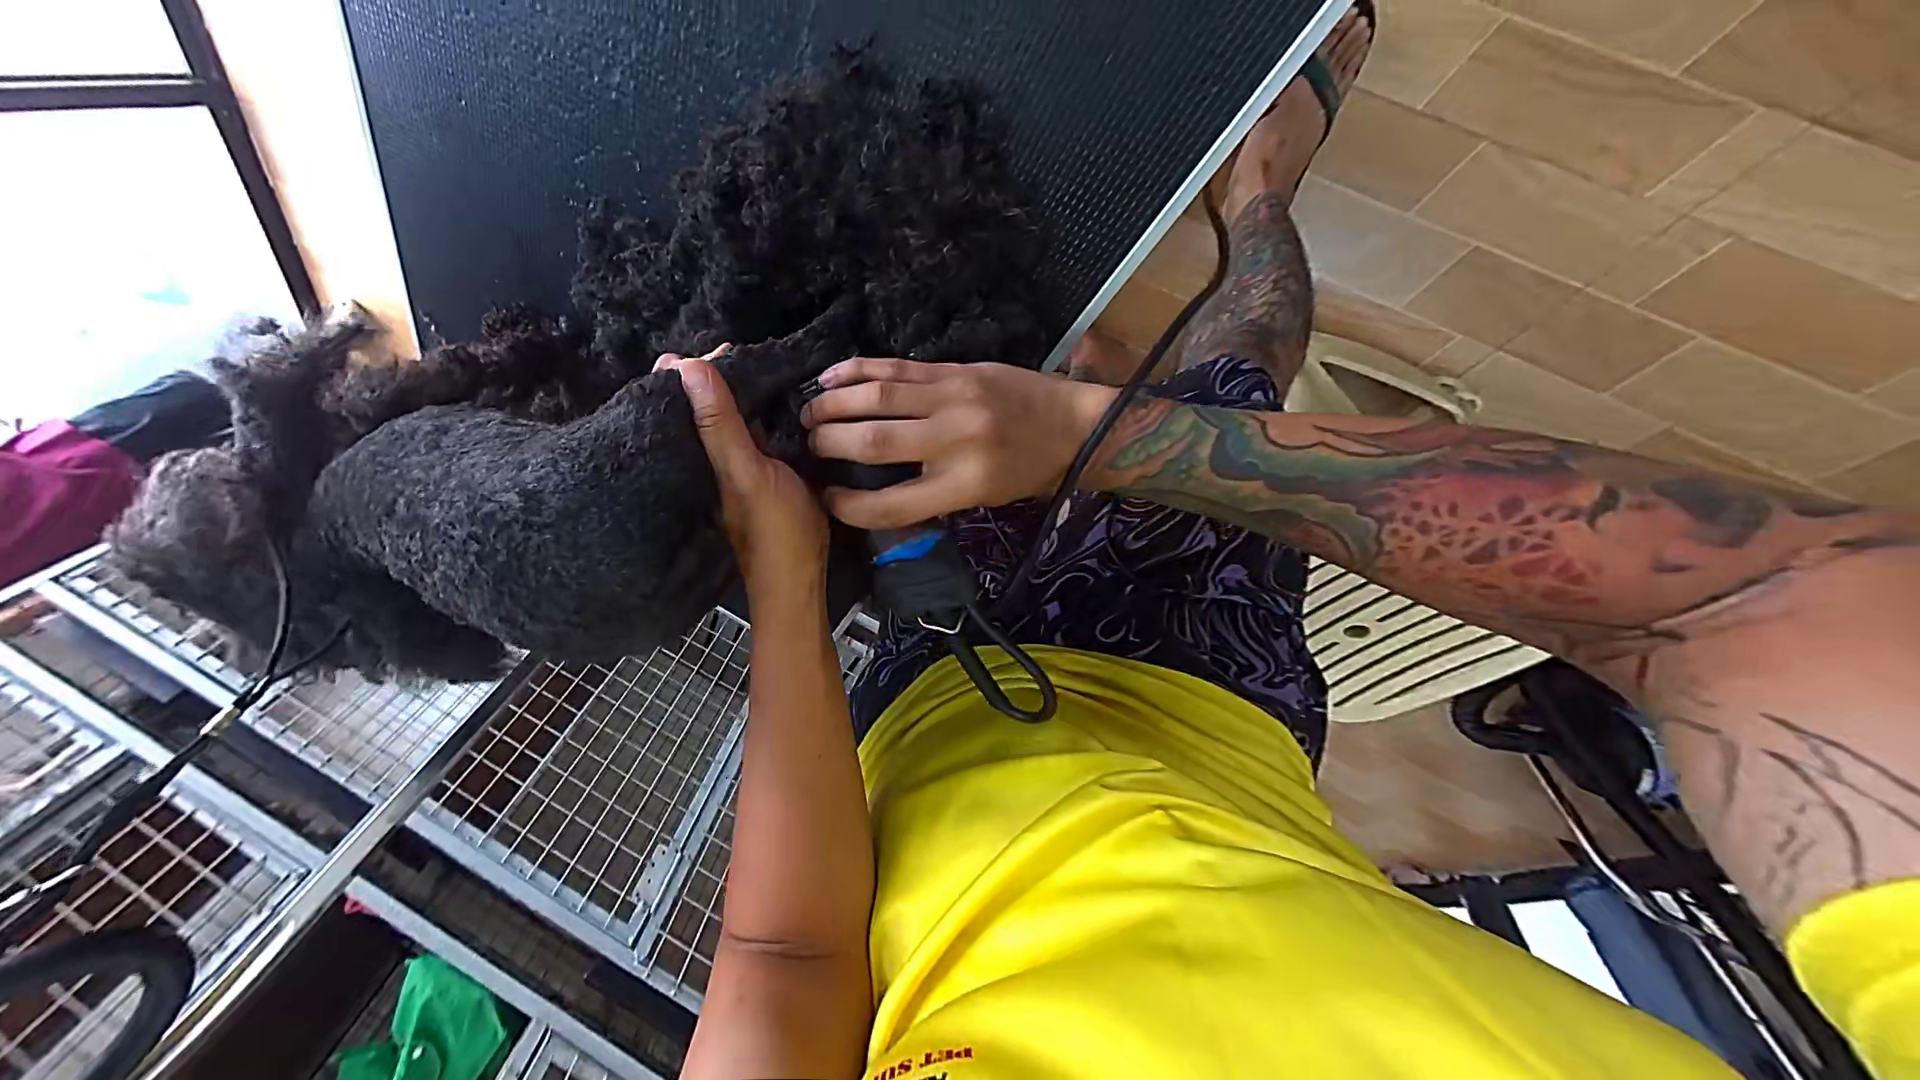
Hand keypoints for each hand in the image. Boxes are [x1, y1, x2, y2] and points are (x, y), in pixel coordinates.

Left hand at [658, 348, 828, 598]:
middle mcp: (712, 459)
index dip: (694, 373)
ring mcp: (738, 468)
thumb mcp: (746, 473)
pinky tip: (778, 401)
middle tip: (741, 351)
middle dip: (719, 379)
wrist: (801, 578)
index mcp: (699, 456)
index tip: (719, 347)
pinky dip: (762, 416)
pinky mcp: (762, 475)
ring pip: (732, 421)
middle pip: (706, 408)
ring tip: (761, 366)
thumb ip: (719, 424)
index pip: (684, 403)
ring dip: (743, 395)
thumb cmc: (773, 531)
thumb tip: (685, 364)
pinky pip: (756, 436)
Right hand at [800, 358, 1115, 528]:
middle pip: (875, 443)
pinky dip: (858, 372)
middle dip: (830, 446)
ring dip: (833, 405)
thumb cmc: (1028, 470)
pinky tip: (831, 377)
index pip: (892, 504)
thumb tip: (871, 487)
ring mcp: (953, 398)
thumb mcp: (983, 497)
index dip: (849, 507)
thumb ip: (930, 493)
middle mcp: (955, 440)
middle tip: (808, 448)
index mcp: (964, 485)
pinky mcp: (954, 370)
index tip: (827, 499)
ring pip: (878, 399)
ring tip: (808, 414)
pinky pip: (896, 368)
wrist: (1073, 423)